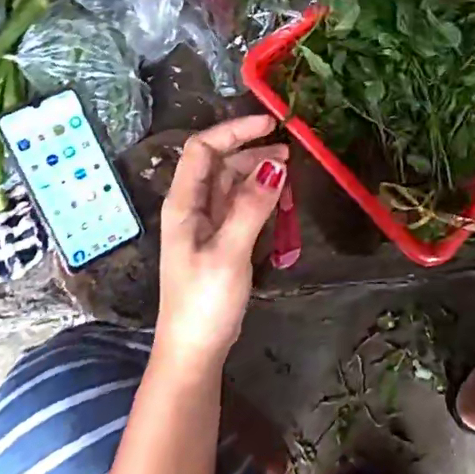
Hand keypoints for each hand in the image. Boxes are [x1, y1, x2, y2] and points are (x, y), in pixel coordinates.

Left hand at [155, 116, 287, 363]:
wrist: (195, 349)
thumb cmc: (204, 302)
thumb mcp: (229, 252)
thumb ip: (251, 207)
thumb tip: (276, 165)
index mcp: (183, 203)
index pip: (203, 149)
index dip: (234, 131)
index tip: (270, 124)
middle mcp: (192, 207)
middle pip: (220, 162)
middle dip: (253, 150)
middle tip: (291, 152)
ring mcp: (207, 223)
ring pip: (233, 182)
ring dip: (260, 172)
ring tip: (291, 174)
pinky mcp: (221, 239)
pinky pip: (242, 204)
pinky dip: (261, 195)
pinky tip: (280, 198)